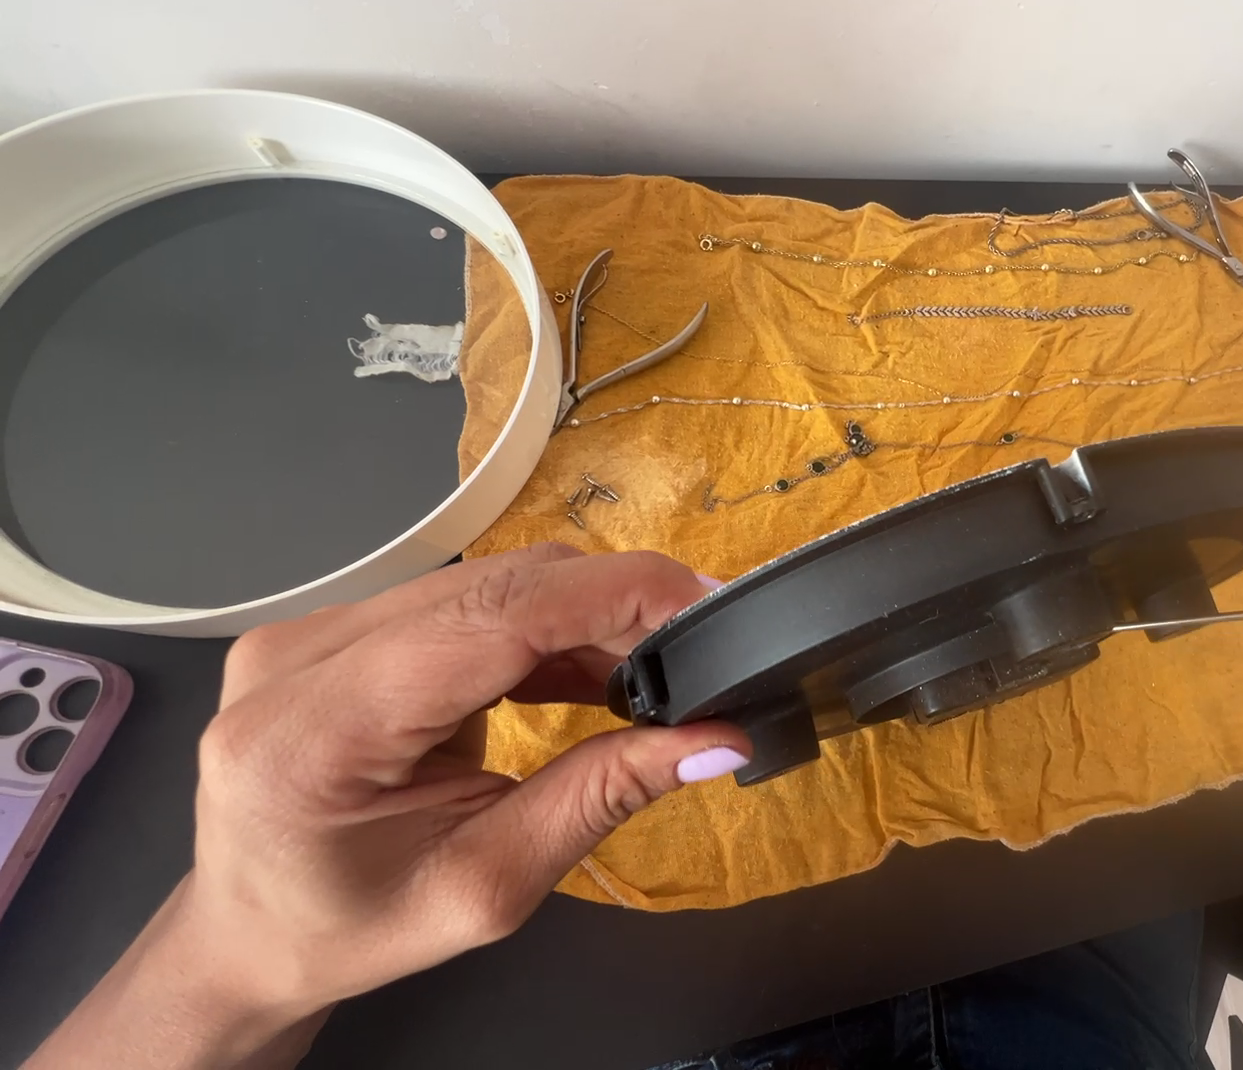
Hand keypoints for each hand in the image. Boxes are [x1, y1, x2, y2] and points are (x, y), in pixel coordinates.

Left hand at [30, 545, 749, 1067]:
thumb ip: (606, 794)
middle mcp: (308, 652)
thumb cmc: (355, 929)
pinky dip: (559, 626)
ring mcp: (325, 628)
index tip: (709, 605)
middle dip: (622, 602)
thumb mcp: (493, 885)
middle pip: (508, 583)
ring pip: (505, 580)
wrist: (247, 937)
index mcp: (319, 730)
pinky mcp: (355, 626)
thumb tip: (722, 739)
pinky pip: (486, 599)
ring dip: (595, 612)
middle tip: (699, 647)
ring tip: (656, 664)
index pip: (498, 616)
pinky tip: (599, 667)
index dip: (617, 593)